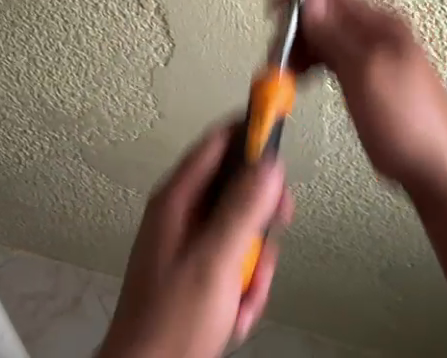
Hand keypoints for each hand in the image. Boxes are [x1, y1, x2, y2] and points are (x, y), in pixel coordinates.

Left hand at [98, 123, 292, 357]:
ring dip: (253, 263)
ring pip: (240, 231)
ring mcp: (189, 245)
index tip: (278, 125)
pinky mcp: (197, 273)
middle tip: (276, 226)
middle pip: (235, 188)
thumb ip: (243, 208)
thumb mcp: (215, 260)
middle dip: (260, 215)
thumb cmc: (169, 322)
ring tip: (243, 293)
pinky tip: (234, 312)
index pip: (217, 144)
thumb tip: (268, 164)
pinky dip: (243, 288)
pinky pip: (234, 264)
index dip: (248, 131)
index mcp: (177, 200)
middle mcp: (181, 215)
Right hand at [285, 0, 446, 200]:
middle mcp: (377, 31)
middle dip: (296, 29)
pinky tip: (302, 78)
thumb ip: (333, 32)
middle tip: (277, 55)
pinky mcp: (367, 77)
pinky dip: (313, 63)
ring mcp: (373, 55)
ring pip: (325, 36)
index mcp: (381, 22)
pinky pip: (332, 57)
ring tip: (285, 71)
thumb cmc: (404, 122)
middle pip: (325, 14)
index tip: (270, 13)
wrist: (436, 170)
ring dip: (301, 48)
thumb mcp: (363, 71)